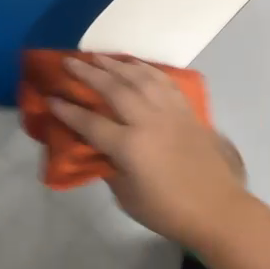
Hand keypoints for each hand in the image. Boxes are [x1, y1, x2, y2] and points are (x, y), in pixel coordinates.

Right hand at [49, 56, 255, 249]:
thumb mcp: (128, 197)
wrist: (218, 209)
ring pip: (140, 78)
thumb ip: (112, 169)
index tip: (51, 97)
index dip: (68, 111)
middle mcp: (148, 121)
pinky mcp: (187, 111)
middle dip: (88, 74)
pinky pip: (163, 81)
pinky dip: (146, 69)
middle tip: (69, 62)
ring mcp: (170, 112)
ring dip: (116, 65)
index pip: (90, 123)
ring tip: (98, 57)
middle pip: (114, 89)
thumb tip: (101, 151)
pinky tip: (135, 66)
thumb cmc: (169, 211)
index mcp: (130, 147)